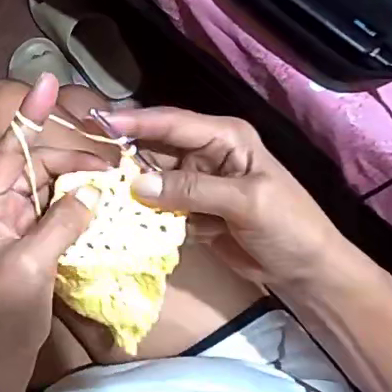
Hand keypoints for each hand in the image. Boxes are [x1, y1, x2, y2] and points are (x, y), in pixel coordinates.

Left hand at [0, 75, 105, 359]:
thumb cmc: (4, 315)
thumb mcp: (31, 267)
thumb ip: (60, 224)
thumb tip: (92, 192)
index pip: (9, 150)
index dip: (30, 117)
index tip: (47, 83)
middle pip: (35, 163)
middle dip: (71, 156)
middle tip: (113, 161)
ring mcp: (14, 220)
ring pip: (48, 183)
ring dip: (77, 175)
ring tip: (112, 171)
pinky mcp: (30, 236)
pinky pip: (55, 206)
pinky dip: (77, 199)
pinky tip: (100, 194)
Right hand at [103, 107, 390, 296]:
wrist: (307, 270)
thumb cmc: (289, 226)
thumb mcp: (245, 202)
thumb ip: (191, 190)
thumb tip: (137, 183)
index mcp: (225, 138)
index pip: (172, 123)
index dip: (134, 121)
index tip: (97, 122)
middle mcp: (206, 153)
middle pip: (156, 147)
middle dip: (123, 152)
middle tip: (85, 156)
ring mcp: (197, 182)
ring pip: (153, 176)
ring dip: (129, 184)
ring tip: (94, 186)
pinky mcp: (191, 210)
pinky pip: (159, 205)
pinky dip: (141, 210)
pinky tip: (118, 213)